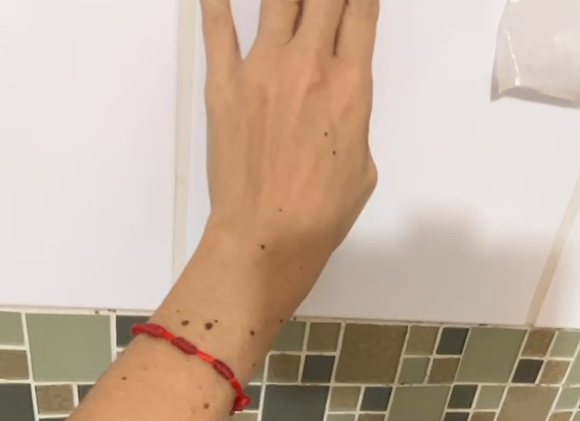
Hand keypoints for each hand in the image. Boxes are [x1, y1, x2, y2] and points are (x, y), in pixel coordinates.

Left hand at [197, 0, 379, 321]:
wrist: (267, 238)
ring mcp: (262, 68)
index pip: (361, 11)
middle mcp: (309, 65)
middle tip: (326, 0)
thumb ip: (353, 122)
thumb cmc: (320, 216)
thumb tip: (340, 106)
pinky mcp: (223, 81)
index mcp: (350, 88)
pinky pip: (216, 22)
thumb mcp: (362, 170)